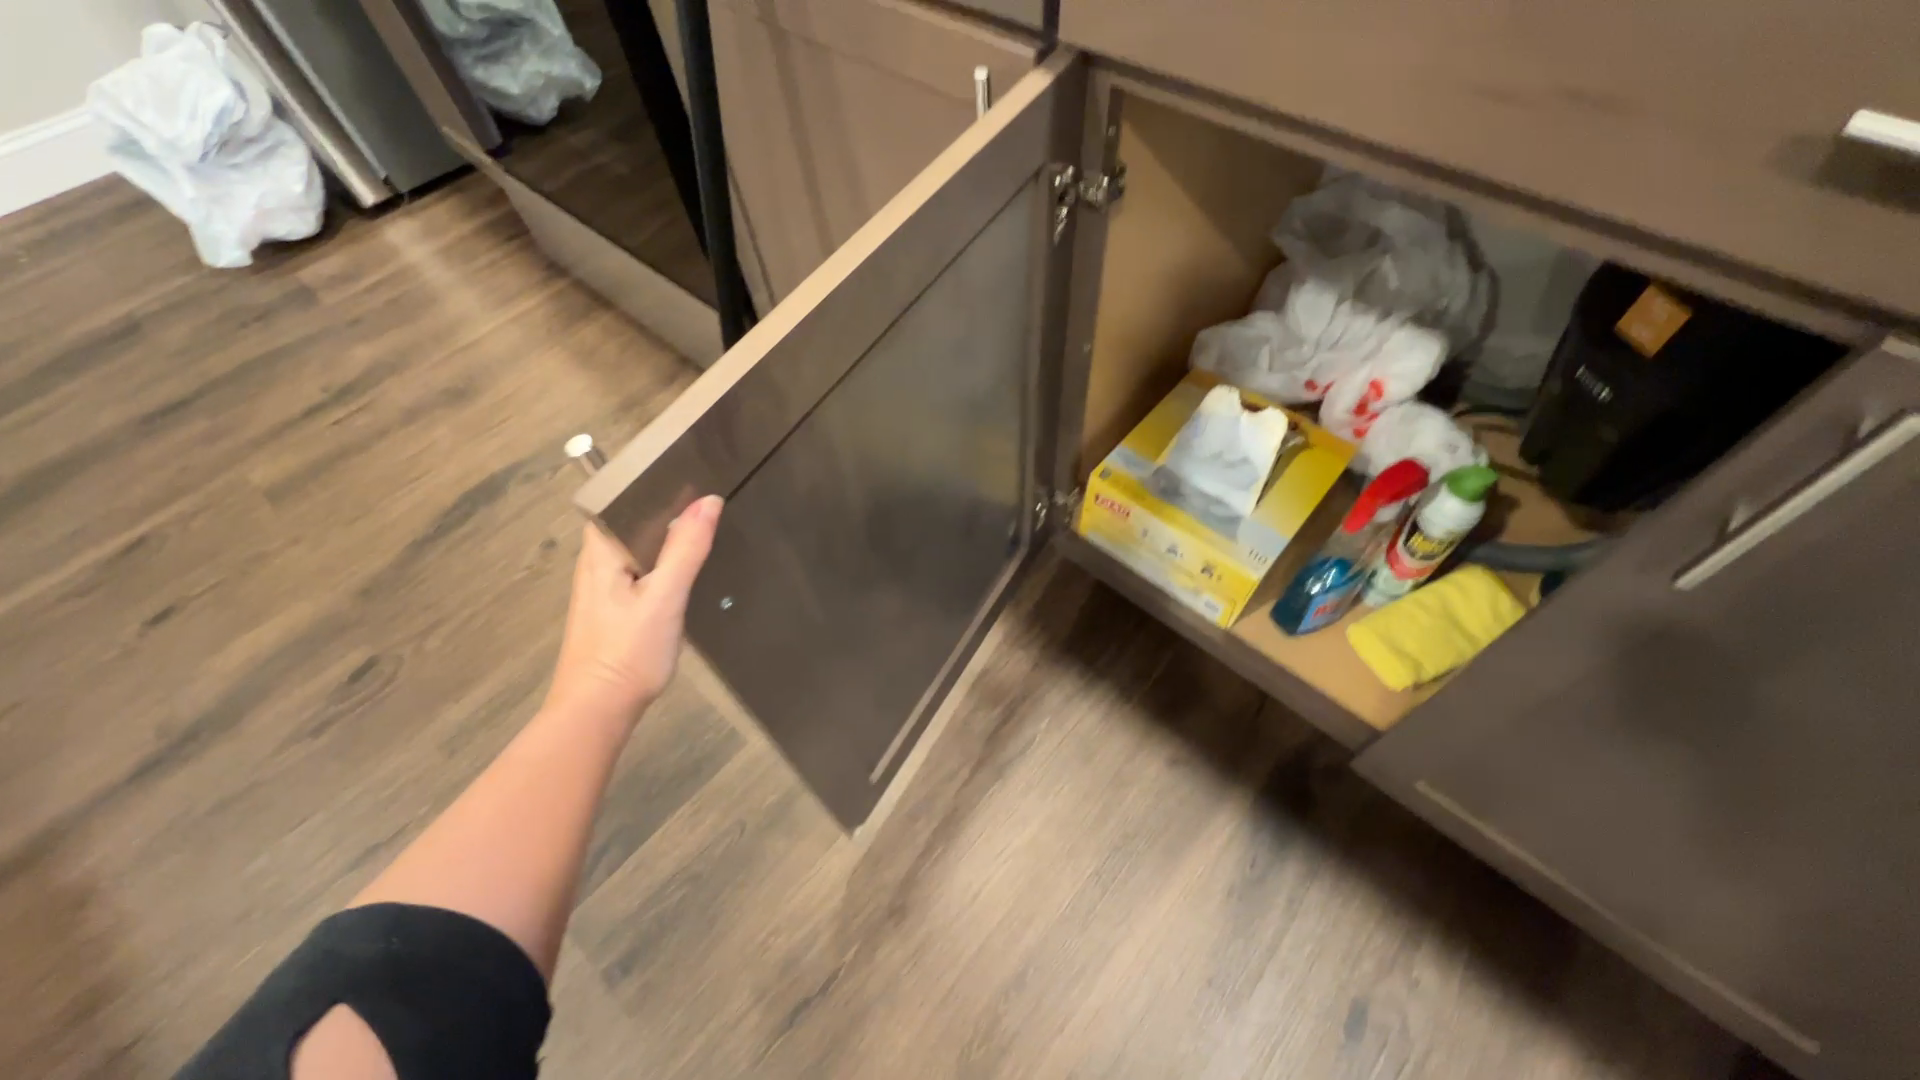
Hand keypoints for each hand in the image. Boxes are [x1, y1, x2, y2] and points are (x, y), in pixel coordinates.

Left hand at [545, 496, 721, 722]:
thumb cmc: (627, 651)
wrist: (598, 710)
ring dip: (667, 539)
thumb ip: (686, 549)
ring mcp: (603, 587)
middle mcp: (596, 563)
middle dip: (667, 511)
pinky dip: (664, 564)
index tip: (693, 473)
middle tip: (711, 499)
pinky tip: (687, 570)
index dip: (654, 485)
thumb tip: (709, 501)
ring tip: (706, 527)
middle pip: (633, 522)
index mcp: (601, 551)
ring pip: (639, 548)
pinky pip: (641, 571)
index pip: (623, 500)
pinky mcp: (613, 609)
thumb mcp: (665, 597)